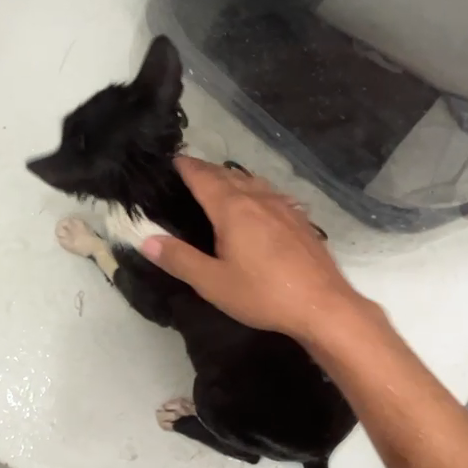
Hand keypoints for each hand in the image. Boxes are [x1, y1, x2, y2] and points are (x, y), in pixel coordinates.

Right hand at [143, 157, 370, 342]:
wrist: (321, 305)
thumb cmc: (262, 294)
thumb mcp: (212, 282)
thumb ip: (179, 259)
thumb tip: (146, 240)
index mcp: (233, 209)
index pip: (203, 177)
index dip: (186, 167)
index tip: (172, 162)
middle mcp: (258, 199)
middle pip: (228, 175)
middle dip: (206, 172)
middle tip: (189, 176)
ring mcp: (284, 208)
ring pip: (252, 183)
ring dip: (232, 180)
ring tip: (219, 186)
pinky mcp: (300, 221)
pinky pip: (270, 196)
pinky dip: (254, 193)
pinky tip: (257, 207)